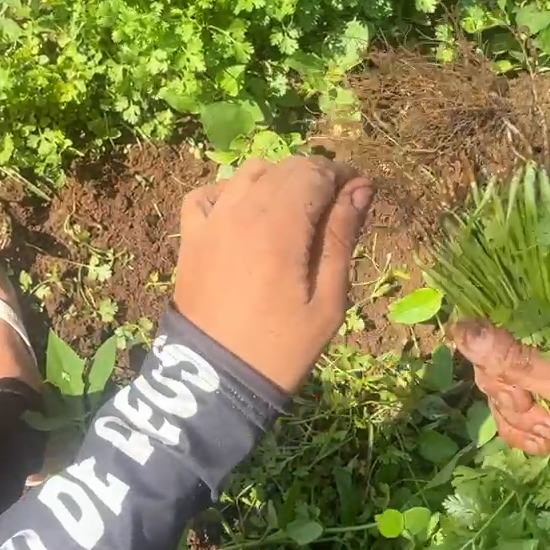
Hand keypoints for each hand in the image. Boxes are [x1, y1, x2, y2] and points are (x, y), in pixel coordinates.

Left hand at [173, 157, 375, 392]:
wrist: (213, 381)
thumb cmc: (281, 348)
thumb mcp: (327, 302)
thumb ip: (341, 238)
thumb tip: (360, 190)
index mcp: (279, 227)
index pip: (315, 173)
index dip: (342, 175)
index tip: (359, 192)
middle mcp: (241, 212)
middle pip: (285, 168)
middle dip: (315, 177)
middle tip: (334, 207)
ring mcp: (210, 222)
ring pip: (249, 172)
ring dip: (277, 180)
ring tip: (294, 211)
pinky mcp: (190, 237)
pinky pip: (207, 192)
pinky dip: (229, 190)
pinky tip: (245, 212)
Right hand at [451, 281, 549, 466]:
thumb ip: (515, 358)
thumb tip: (459, 329)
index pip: (504, 301)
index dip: (488, 335)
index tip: (502, 374)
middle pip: (496, 342)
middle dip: (506, 385)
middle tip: (531, 409)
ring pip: (501, 373)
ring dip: (514, 409)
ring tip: (544, 433)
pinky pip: (514, 396)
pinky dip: (521, 422)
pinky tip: (541, 442)